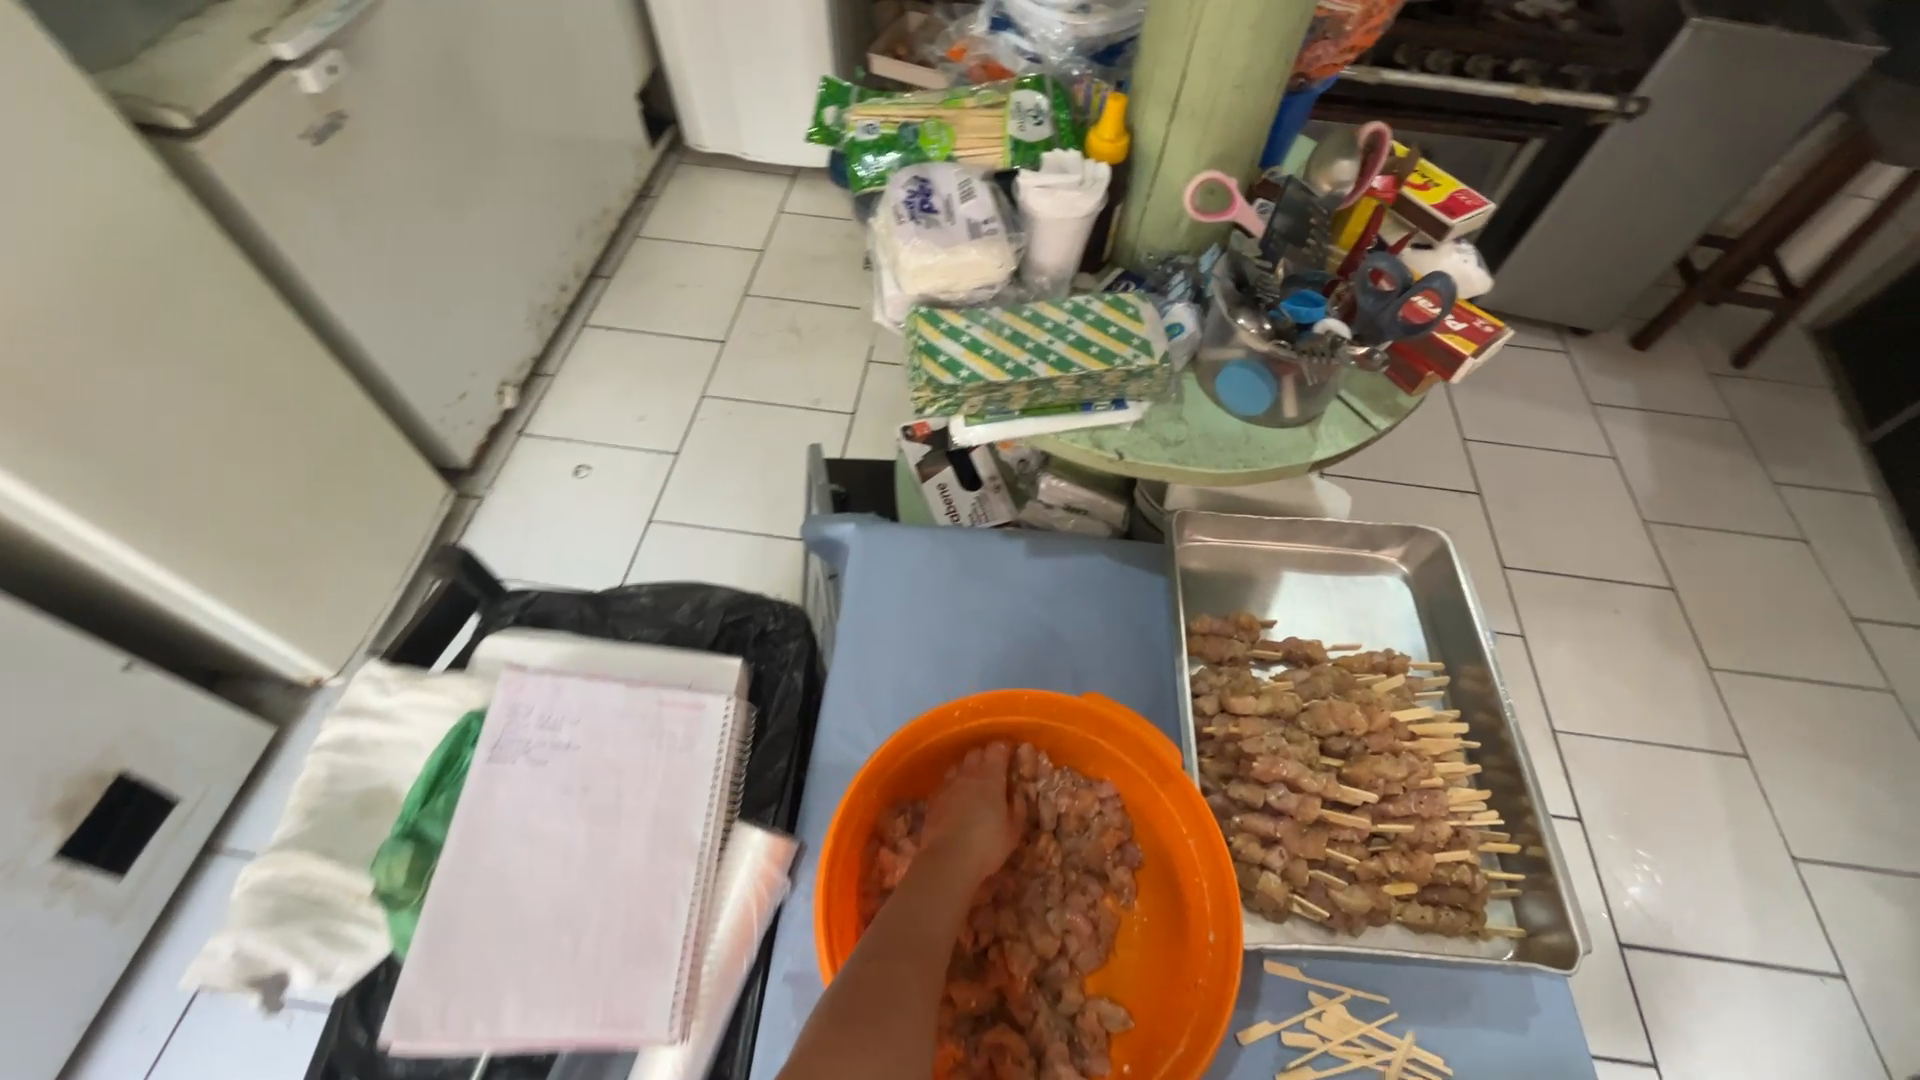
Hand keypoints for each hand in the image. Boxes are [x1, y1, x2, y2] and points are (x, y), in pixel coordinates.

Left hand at [920, 742, 1022, 888]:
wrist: (948, 859)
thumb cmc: (987, 845)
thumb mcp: (1013, 830)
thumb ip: (1018, 807)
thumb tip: (1017, 793)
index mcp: (990, 777)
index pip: (997, 749)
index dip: (1004, 749)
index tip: (1010, 754)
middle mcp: (967, 774)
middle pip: (975, 752)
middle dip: (985, 756)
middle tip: (994, 769)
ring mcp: (948, 785)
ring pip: (958, 766)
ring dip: (967, 769)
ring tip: (973, 783)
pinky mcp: (933, 799)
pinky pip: (945, 783)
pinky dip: (953, 786)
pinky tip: (956, 799)